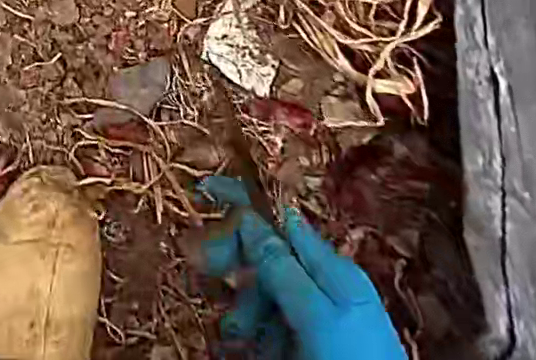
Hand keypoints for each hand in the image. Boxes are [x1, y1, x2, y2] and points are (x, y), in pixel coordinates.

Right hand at [197, 177, 405, 359]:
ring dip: (246, 309)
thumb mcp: (316, 316)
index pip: (281, 218)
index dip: (243, 203)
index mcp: (331, 267)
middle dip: (239, 269)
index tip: (205, 191)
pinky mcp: (316, 346)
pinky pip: (277, 328)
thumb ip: (283, 268)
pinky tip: (251, 348)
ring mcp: (321, 319)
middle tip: (209, 280)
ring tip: (235, 334)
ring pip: (269, 296)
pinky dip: (260, 335)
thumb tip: (251, 217)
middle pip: (270, 257)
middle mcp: (326, 285)